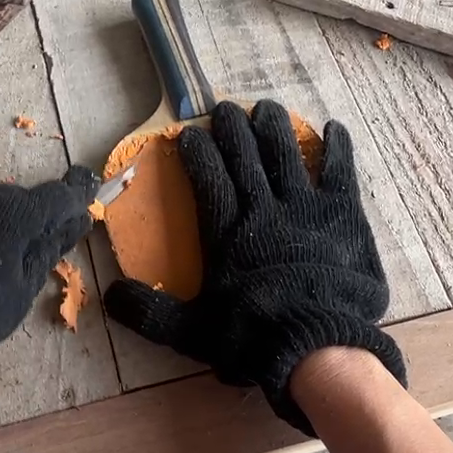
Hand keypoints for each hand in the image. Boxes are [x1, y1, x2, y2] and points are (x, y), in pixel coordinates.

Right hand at [103, 100, 404, 433]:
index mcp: (226, 232)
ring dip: (275, 128)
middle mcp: (262, 209)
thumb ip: (149, 311)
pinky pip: (339, 172)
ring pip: (286, 155)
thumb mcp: (189, 331)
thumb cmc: (251, 338)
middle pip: (245, 157)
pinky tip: (334, 127)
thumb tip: (109, 296)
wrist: (315, 346)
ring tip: (268, 107)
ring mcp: (305, 208)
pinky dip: (337, 147)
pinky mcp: (343, 216)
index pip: (208, 178)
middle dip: (233, 128)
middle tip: (225, 107)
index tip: (190, 133)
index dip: (198, 152)